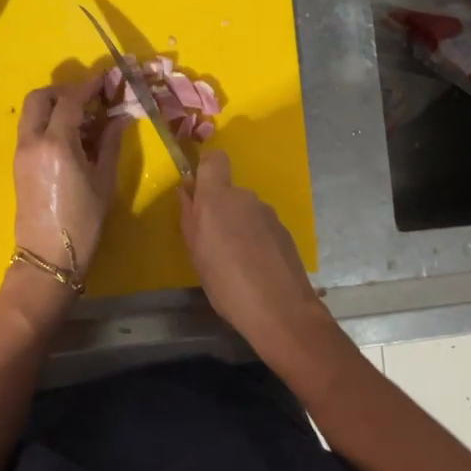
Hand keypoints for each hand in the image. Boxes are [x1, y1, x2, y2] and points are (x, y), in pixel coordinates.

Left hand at [12, 75, 129, 295]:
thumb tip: (119, 117)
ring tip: (84, 118)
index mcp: (56, 143)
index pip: (70, 100)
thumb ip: (110, 142)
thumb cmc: (83, 221)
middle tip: (89, 98)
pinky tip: (73, 137)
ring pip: (32, 112)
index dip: (89, 86)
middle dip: (64, 91)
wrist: (48, 257)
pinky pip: (32, 130)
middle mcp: (33, 140)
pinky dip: (49, 122)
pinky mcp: (19, 164)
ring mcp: (21, 152)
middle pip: (40, 97)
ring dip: (55, 105)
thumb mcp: (104, 180)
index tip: (106, 79)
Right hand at [180, 150, 326, 353]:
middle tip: (211, 243)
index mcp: (218, 198)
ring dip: (237, 227)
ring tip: (234, 263)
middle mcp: (246, 198)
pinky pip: (260, 227)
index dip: (205, 170)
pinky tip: (254, 269)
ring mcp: (269, 214)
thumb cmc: (227, 283)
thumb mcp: (196, 253)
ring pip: (245, 210)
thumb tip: (186, 193)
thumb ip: (189, 218)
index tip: (197, 193)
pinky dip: (255, 241)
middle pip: (228, 191)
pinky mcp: (284, 231)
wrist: (281, 310)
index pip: (214, 160)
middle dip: (219, 210)